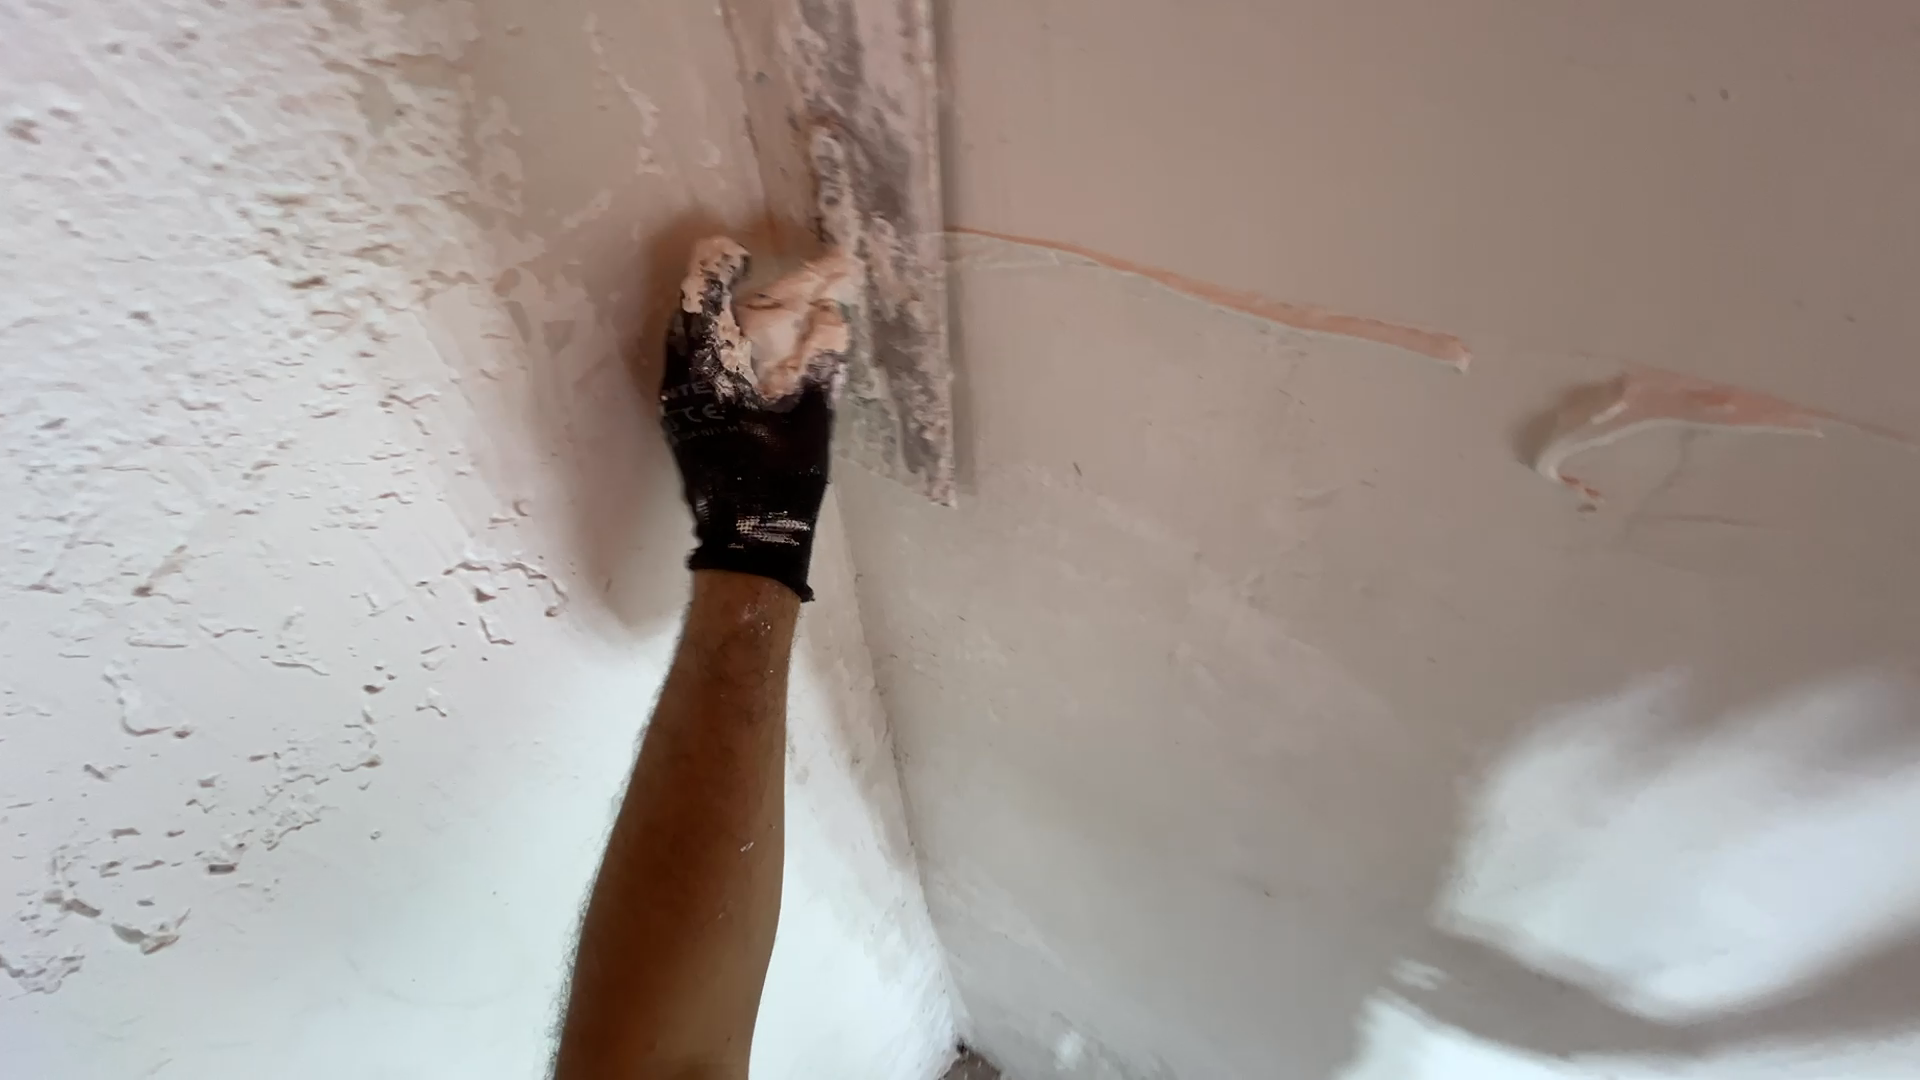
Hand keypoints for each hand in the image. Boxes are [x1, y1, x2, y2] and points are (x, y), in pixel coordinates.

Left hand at [660, 238, 856, 601]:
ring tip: (737, 297)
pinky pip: (688, 369)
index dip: (716, 274)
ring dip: (710, 317)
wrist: (748, 543)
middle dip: (715, 290)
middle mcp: (685, 388)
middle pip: (691, 322)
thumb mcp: (811, 427)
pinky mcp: (681, 422)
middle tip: (737, 267)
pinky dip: (709, 347)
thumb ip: (818, 371)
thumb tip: (830, 320)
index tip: (734, 252)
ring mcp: (678, 406)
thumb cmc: (782, 487)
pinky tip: (733, 344)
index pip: (704, 311)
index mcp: (714, 384)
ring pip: (685, 345)